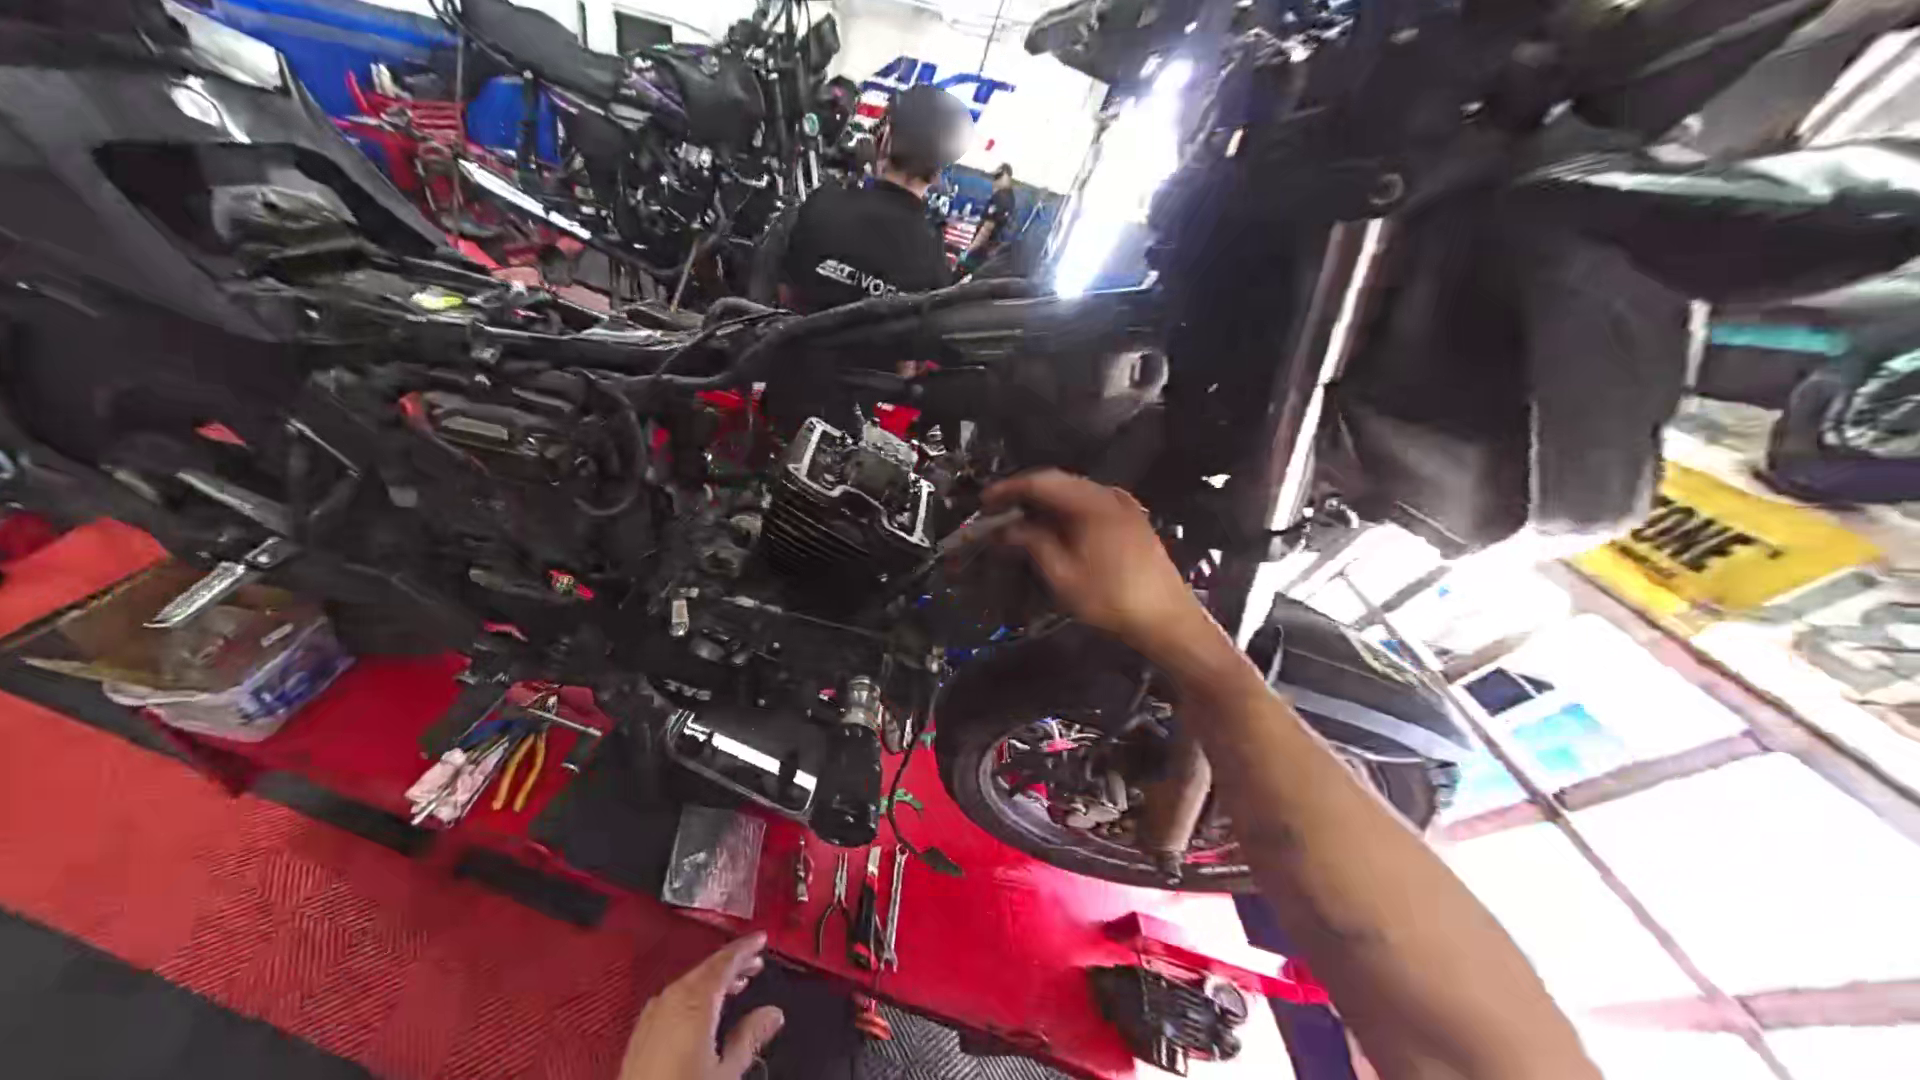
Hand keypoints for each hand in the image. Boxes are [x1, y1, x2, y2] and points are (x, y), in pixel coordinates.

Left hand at [618, 932, 784, 1079]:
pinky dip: (695, 994)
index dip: (745, 948)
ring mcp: (652, 1016)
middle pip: (707, 968)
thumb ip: (749, 1037)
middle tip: (756, 962)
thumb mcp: (726, 1074)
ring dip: (714, 978)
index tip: (762, 938)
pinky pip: (674, 998)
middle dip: (732, 962)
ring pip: (690, 982)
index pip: (725, 961)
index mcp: (696, 1000)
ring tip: (736, 985)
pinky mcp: (640, 1035)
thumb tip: (774, 1013)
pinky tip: (703, 1009)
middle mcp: (673, 999)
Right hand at [984, 469, 1212, 660]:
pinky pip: (1089, 504)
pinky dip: (1065, 512)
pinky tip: (1052, 529)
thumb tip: (1006, 528)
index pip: (1042, 481)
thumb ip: (1033, 543)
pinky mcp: (1130, 520)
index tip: (985, 502)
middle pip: (1058, 482)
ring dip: (1044, 504)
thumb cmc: (1112, 600)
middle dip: (1025, 495)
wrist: (1167, 620)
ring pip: (1074, 493)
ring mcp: (1123, 506)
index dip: (1009, 489)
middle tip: (997, 512)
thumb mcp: (1063, 575)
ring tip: (1018, 522)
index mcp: (1092, 503)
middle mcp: (1109, 495)